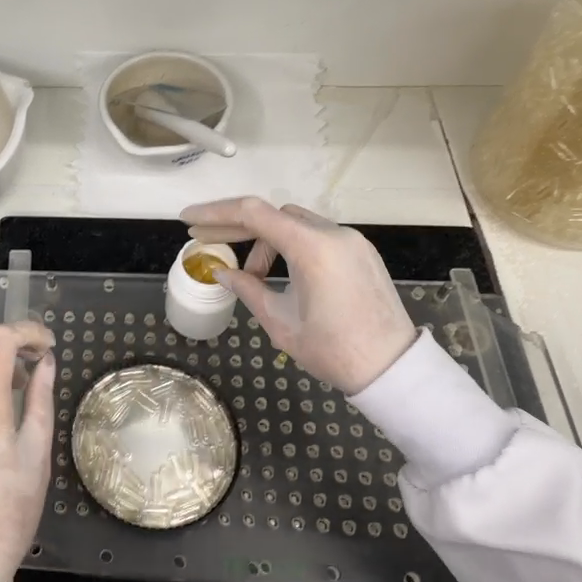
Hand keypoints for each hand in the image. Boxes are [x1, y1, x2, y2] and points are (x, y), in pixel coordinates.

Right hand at [180, 197, 415, 393]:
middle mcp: (333, 233)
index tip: (188, 218)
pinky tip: (278, 271)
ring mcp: (350, 240)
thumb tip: (223, 272)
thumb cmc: (333, 350)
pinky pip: (315, 235)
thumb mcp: (280, 321)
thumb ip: (247, 289)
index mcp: (312, 247)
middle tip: (204, 239)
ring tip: (250, 274)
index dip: (215, 212)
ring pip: (294, 223)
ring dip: (265, 240)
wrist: (393, 368)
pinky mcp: (360, 252)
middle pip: (272, 215)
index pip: (253, 213)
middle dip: (235, 226)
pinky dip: (290, 245)